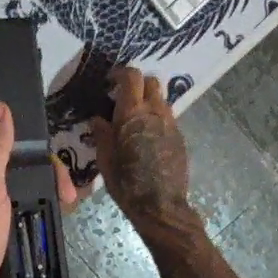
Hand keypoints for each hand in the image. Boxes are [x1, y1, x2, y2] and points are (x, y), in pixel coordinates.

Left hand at [0, 103, 77, 277]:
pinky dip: (36, 199)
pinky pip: (17, 198)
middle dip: (36, 156)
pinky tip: (54, 210)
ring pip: (15, 175)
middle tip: (62, 179)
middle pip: (5, 149)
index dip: (1, 117)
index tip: (33, 126)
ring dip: (42, 180)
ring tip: (66, 199)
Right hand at [90, 67, 193, 234]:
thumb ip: (101, 133)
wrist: (159, 204)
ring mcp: (170, 123)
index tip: (110, 81)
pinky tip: (147, 136)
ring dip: (148, 101)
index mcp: (132, 113)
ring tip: (135, 118)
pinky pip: (167, 117)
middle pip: (151, 81)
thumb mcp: (104, 158)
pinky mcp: (179, 137)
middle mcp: (154, 112)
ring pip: (162, 99)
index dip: (120, 73)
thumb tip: (98, 118)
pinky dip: (156, 118)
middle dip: (137, 84)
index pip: (132, 76)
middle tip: (123, 97)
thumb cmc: (125, 181)